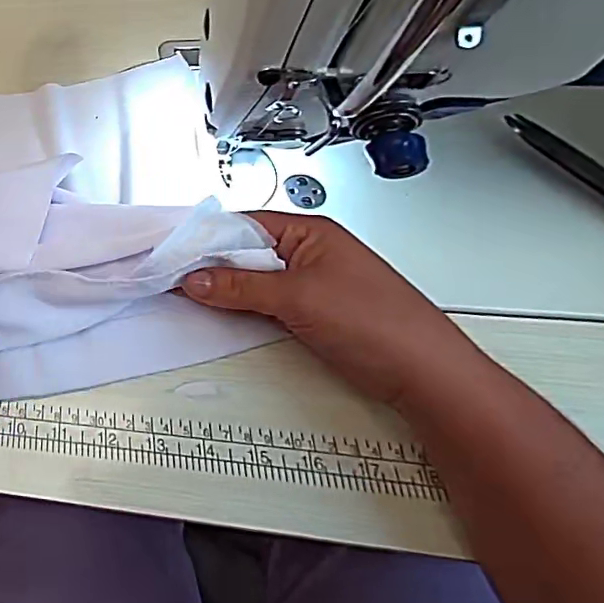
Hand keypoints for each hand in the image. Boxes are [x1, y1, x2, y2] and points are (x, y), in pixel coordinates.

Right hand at [179, 212, 487, 408]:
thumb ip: (240, 286)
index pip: (242, 224)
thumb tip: (196, 279)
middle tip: (178, 277)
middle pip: (244, 250)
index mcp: (310, 231)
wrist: (429, 378)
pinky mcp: (311, 310)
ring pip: (252, 277)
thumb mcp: (297, 297)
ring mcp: (310, 281)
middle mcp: (308, 251)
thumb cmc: (384, 325)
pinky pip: (263, 299)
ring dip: (227, 287)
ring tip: (197, 295)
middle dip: (212, 264)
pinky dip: (242, 305)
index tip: (174, 254)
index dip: (205, 237)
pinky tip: (225, 313)